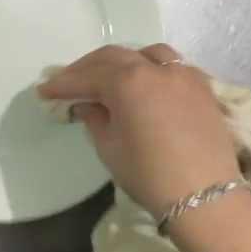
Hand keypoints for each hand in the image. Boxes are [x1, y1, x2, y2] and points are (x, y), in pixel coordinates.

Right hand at [39, 44, 241, 212]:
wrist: (206, 198)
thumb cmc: (149, 174)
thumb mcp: (110, 148)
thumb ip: (95, 119)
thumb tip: (87, 105)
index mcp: (128, 81)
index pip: (87, 78)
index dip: (63, 84)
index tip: (44, 91)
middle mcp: (155, 69)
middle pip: (114, 57)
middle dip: (88, 68)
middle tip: (69, 81)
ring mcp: (183, 75)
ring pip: (147, 53)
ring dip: (123, 61)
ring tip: (109, 76)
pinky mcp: (203, 88)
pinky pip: (173, 66)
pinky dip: (153, 68)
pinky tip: (147, 83)